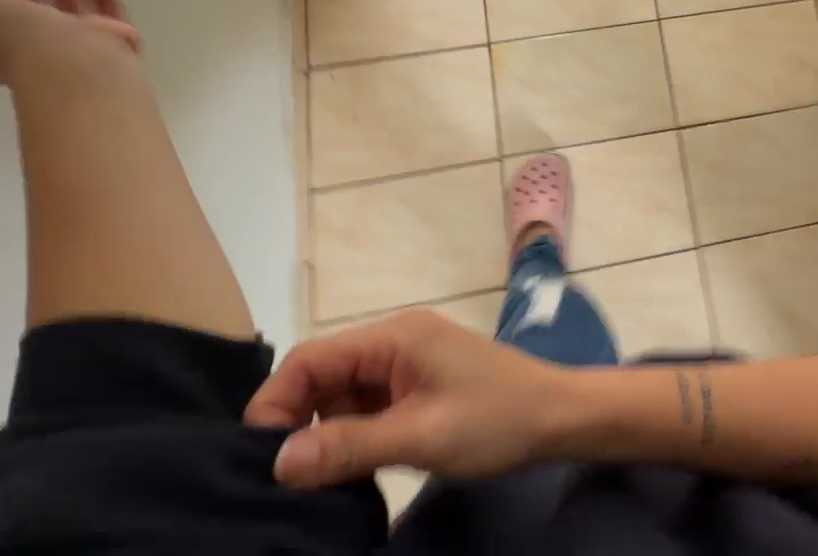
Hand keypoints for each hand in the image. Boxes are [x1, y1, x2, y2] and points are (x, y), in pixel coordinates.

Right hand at [245, 308, 573, 486]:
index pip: (311, 358)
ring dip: (326, 434)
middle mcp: (396, 341)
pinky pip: (368, 408)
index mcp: (395, 336)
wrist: (558, 417)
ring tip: (316, 482)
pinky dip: (353, 436)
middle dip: (299, 423)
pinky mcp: (419, 387)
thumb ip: (349, 446)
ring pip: (342, 396)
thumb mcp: (422, 436)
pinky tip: (349, 470)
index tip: (259, 459)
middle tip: (284, 481)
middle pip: (323, 376)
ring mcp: (408, 364)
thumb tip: (277, 461)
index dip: (276, 403)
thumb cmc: (496, 419)